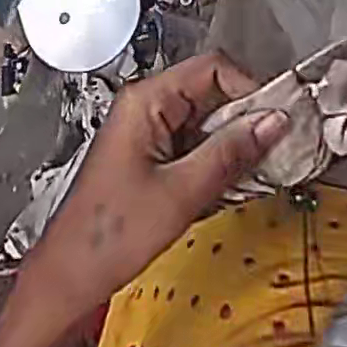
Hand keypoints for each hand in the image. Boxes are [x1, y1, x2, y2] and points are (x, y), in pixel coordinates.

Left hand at [0, 51, 287, 346]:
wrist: (69, 277)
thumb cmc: (110, 235)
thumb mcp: (181, 192)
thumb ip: (230, 152)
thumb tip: (273, 121)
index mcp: (146, 100)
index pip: (212, 69)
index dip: (249, 89)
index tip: (277, 118)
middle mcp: (147, 106)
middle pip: (212, 92)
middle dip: (246, 119)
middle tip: (276, 149)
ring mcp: (150, 129)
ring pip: (207, 120)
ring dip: (235, 143)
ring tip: (258, 170)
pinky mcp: (153, 153)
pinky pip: (196, 143)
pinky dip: (218, 160)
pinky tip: (233, 184)